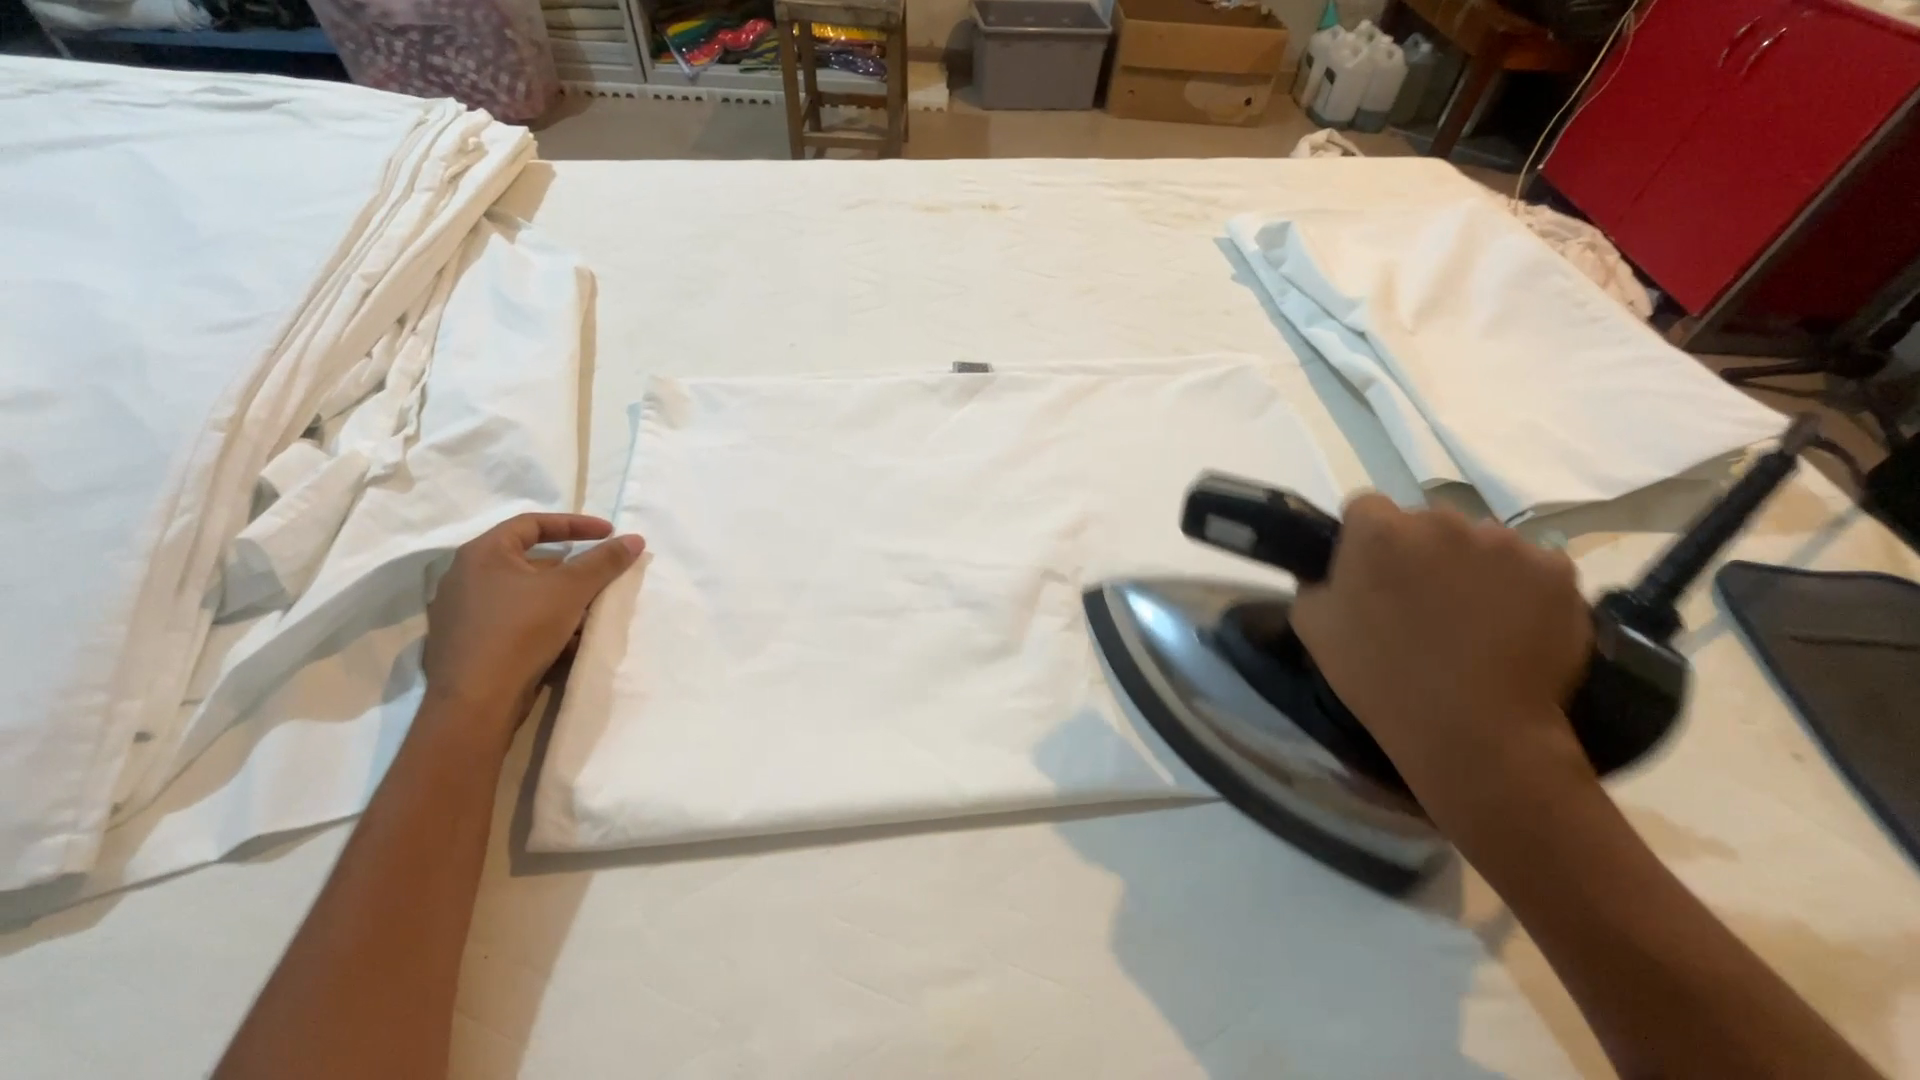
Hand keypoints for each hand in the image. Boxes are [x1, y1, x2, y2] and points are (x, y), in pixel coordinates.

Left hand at [422, 514, 643, 732]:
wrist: (476, 700)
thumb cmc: (521, 630)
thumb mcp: (571, 590)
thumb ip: (604, 561)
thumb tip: (633, 539)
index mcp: (482, 554)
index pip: (532, 523)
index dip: (575, 524)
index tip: (608, 534)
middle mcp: (464, 577)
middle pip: (529, 561)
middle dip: (570, 570)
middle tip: (599, 578)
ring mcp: (460, 613)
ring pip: (522, 595)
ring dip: (558, 600)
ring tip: (588, 614)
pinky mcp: (466, 644)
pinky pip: (511, 622)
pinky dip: (540, 624)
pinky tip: (565, 642)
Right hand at [1289, 495, 1594, 804]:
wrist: (1474, 730)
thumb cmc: (1380, 679)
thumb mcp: (1313, 629)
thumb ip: (1317, 583)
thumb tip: (1334, 571)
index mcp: (1378, 531)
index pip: (1365, 507)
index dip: (1365, 539)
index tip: (1370, 574)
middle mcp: (1442, 520)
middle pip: (1427, 522)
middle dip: (1422, 552)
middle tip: (1422, 603)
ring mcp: (1505, 543)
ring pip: (1481, 543)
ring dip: (1473, 568)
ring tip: (1473, 622)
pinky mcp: (1556, 570)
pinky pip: (1531, 569)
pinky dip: (1522, 590)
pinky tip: (1513, 629)